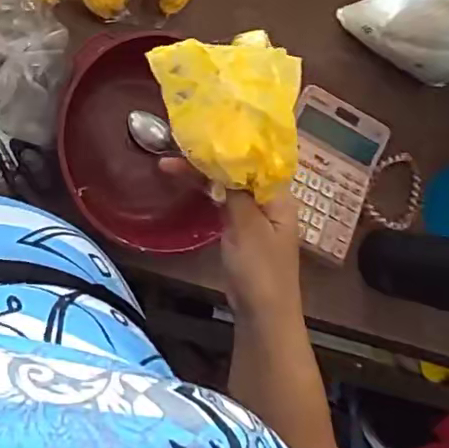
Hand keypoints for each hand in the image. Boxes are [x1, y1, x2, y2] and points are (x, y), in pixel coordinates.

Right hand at [158, 158, 301, 314]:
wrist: (262, 316)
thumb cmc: (260, 271)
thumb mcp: (246, 226)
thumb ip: (234, 191)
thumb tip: (221, 159)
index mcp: (278, 196)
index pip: (255, 158)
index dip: (230, 143)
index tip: (201, 131)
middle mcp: (268, 200)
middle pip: (238, 169)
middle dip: (208, 158)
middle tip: (175, 146)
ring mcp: (253, 215)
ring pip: (227, 183)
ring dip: (202, 173)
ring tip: (170, 162)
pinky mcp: (240, 228)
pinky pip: (222, 199)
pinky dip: (205, 190)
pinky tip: (186, 182)